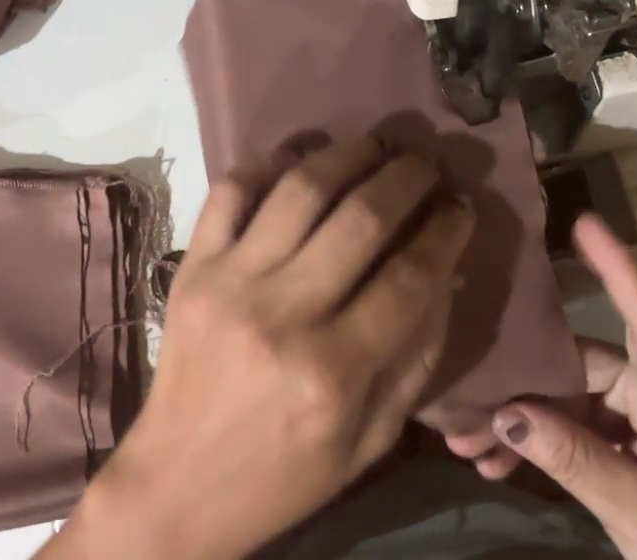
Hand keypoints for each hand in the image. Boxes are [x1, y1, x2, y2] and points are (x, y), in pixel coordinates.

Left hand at [46, 136, 475, 559]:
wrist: (175, 488)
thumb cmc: (285, 474)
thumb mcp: (372, 437)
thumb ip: (418, 354)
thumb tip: (446, 272)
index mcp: (336, 371)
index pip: (412, 274)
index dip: (447, 230)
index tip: (461, 207)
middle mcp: (284, 315)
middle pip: (363, 216)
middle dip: (408, 179)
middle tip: (427, 167)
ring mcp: (230, 283)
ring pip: (301, 188)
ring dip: (349, 154)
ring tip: (376, 148)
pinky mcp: (191, 268)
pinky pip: (230, 191)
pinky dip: (268, 163)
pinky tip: (300, 158)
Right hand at [441, 215, 636, 559]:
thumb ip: (576, 460)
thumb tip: (506, 412)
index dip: (618, 269)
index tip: (584, 224)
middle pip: (578, 362)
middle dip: (521, 379)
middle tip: (464, 395)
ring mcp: (628, 420)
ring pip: (559, 397)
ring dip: (514, 416)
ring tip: (461, 441)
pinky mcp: (611, 447)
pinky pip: (560, 429)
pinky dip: (526, 442)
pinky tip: (487, 462)